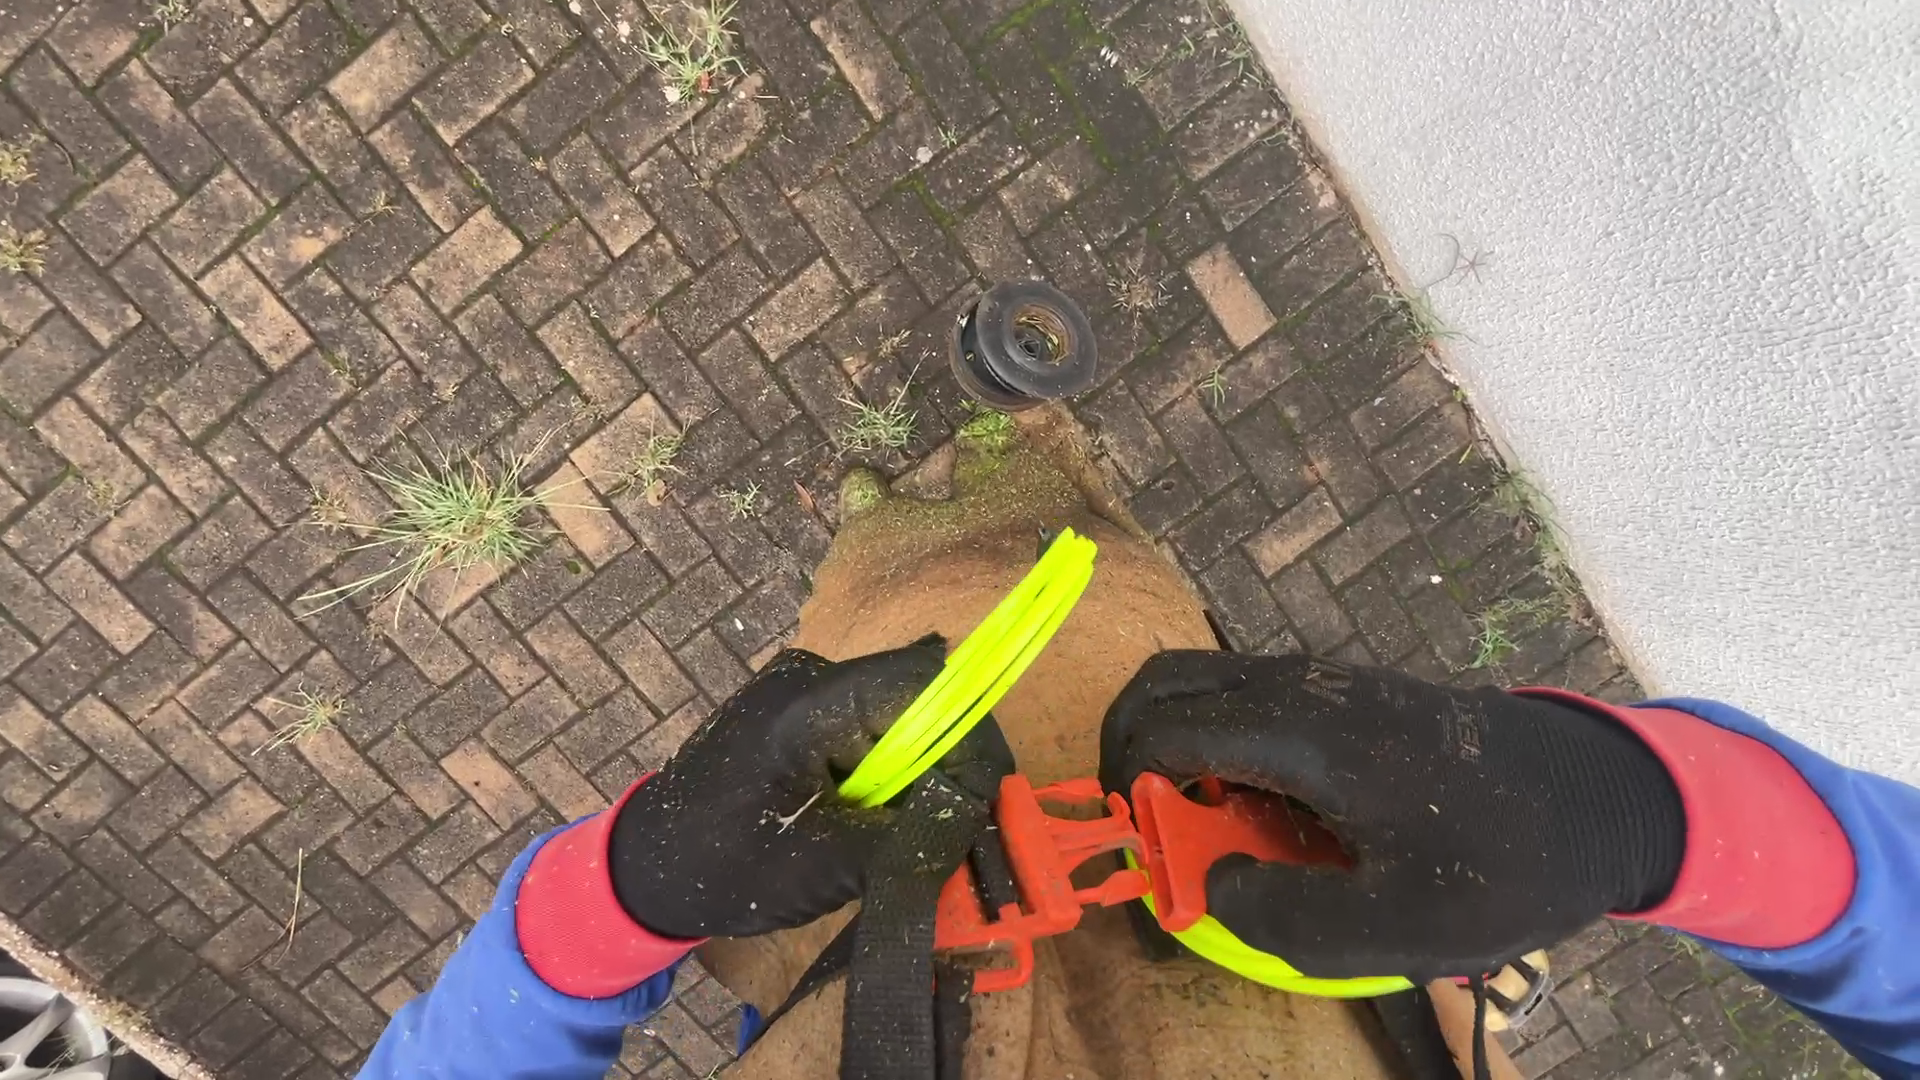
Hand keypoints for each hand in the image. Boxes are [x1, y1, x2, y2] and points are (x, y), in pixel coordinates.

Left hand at [608, 637, 1011, 939]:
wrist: (644, 865)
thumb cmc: (722, 868)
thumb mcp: (825, 866)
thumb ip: (909, 834)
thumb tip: (979, 814)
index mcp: (806, 704)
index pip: (919, 681)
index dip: (968, 729)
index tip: (986, 792)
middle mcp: (809, 675)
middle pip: (915, 690)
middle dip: (949, 753)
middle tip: (960, 816)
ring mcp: (804, 685)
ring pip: (899, 707)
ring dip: (921, 761)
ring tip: (915, 820)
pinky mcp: (804, 704)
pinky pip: (872, 720)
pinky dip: (892, 762)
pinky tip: (881, 805)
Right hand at [1099, 652, 1685, 981]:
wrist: (1591, 788)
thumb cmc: (1504, 857)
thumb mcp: (1411, 928)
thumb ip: (1291, 919)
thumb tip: (1210, 883)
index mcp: (1302, 735)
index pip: (1166, 731)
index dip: (1130, 785)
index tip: (1140, 842)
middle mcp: (1290, 686)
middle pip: (1160, 682)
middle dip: (1124, 744)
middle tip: (1138, 813)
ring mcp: (1306, 675)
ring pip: (1190, 676)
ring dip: (1162, 734)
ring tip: (1186, 807)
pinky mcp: (1321, 684)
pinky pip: (1227, 688)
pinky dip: (1201, 731)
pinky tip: (1242, 791)